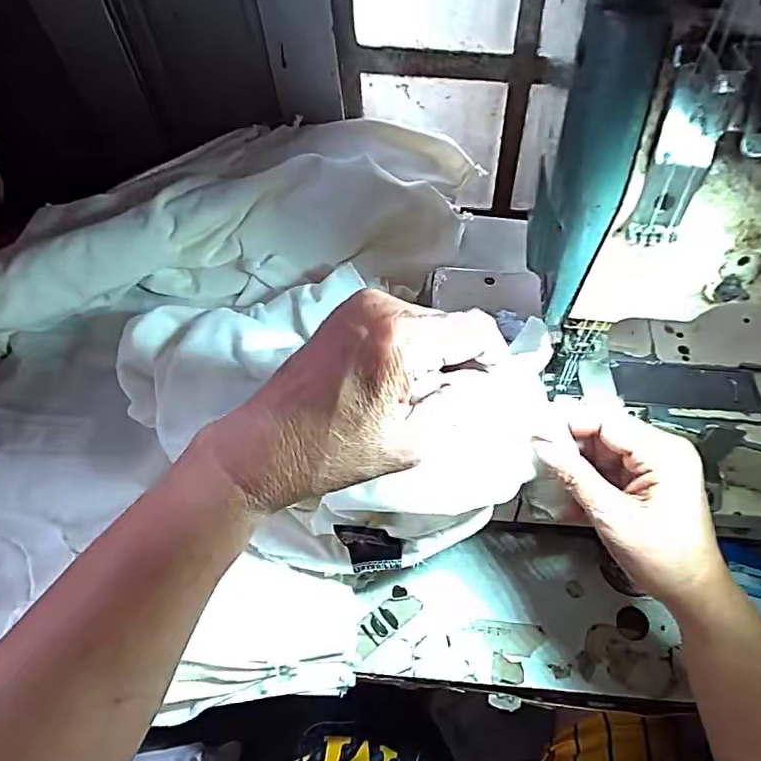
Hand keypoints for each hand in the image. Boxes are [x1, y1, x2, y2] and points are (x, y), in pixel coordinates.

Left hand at [197, 289, 508, 513]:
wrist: (264, 447)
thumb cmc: (329, 453)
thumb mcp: (410, 444)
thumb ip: (456, 408)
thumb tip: (484, 389)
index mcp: (400, 339)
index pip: (476, 329)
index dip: (494, 359)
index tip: (495, 387)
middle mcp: (380, 308)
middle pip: (451, 324)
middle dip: (463, 360)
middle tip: (460, 401)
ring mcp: (359, 307)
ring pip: (426, 324)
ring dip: (436, 355)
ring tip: (423, 398)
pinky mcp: (345, 315)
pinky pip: (398, 324)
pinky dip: (410, 349)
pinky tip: (399, 385)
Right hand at [533, 401, 729, 613]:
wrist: (691, 589)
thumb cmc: (670, 560)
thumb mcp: (611, 516)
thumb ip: (575, 476)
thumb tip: (548, 448)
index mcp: (664, 453)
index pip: (606, 420)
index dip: (567, 424)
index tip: (538, 432)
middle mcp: (663, 452)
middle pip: (603, 432)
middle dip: (568, 446)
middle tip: (538, 455)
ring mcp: (656, 466)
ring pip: (602, 452)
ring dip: (575, 466)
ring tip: (552, 480)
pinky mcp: (647, 481)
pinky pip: (609, 469)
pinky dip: (587, 480)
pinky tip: (571, 496)